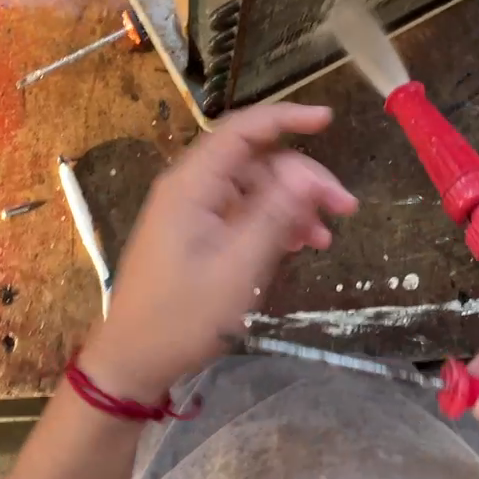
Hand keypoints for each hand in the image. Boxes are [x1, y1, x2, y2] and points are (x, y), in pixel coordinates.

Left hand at [78, 103, 357, 403]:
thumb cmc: (182, 315)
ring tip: (325, 237)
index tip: (327, 120)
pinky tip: (299, 245)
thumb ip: (274, 215)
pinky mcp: (198, 234)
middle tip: (345, 207)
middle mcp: (193, 187)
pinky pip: (243, 214)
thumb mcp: (238, 267)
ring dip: (293, 206)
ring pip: (255, 190)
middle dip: (303, 178)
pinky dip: (273, 224)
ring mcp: (194, 211)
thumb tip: (308, 172)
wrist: (133, 360)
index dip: (287, 117)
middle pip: (257, 162)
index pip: (243, 130)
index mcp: (193, 184)